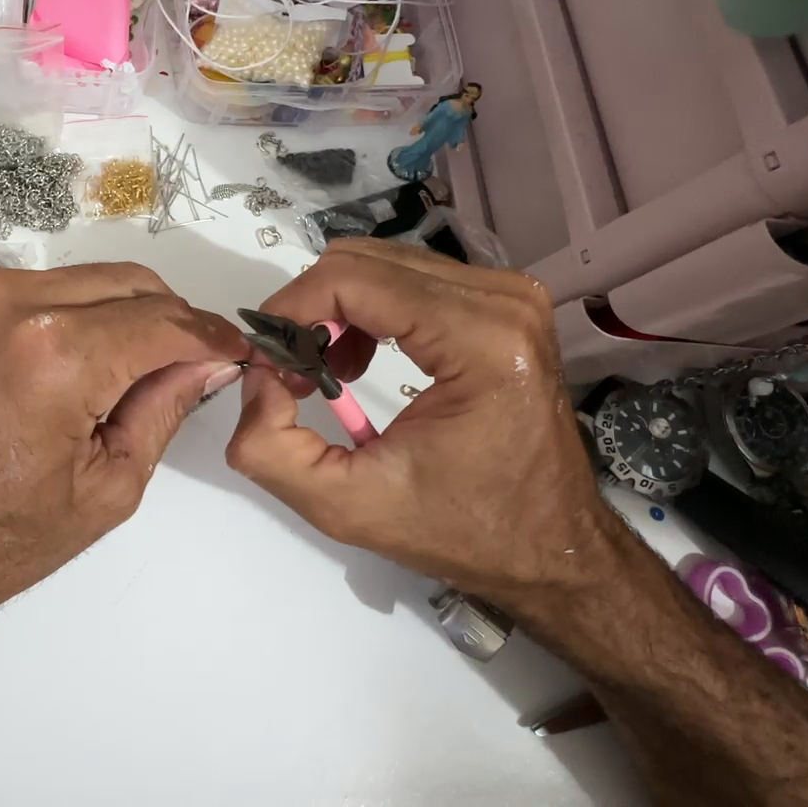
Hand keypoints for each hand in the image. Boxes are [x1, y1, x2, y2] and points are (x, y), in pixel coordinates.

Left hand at [0, 263, 247, 650]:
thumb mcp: (105, 488)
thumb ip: (164, 408)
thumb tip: (208, 361)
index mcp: (57, 354)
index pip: (165, 322)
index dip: (211, 337)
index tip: (238, 352)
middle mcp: (13, 302)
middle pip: (130, 282)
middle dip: (171, 319)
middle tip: (187, 366)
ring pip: (87, 278)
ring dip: (124, 313)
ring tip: (129, 371)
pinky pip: (40, 287)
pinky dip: (75, 312)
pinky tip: (78, 360)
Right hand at [225, 238, 609, 610]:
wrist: (549, 547)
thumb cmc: (458, 530)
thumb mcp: (343, 505)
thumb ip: (269, 447)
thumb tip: (258, 377)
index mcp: (480, 341)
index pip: (352, 279)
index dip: (291, 309)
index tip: (268, 359)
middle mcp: (501, 299)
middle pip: (362, 260)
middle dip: (310, 310)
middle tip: (294, 372)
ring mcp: (508, 294)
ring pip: (379, 262)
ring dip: (334, 310)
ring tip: (324, 372)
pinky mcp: (504, 301)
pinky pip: (406, 275)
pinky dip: (364, 309)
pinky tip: (357, 360)